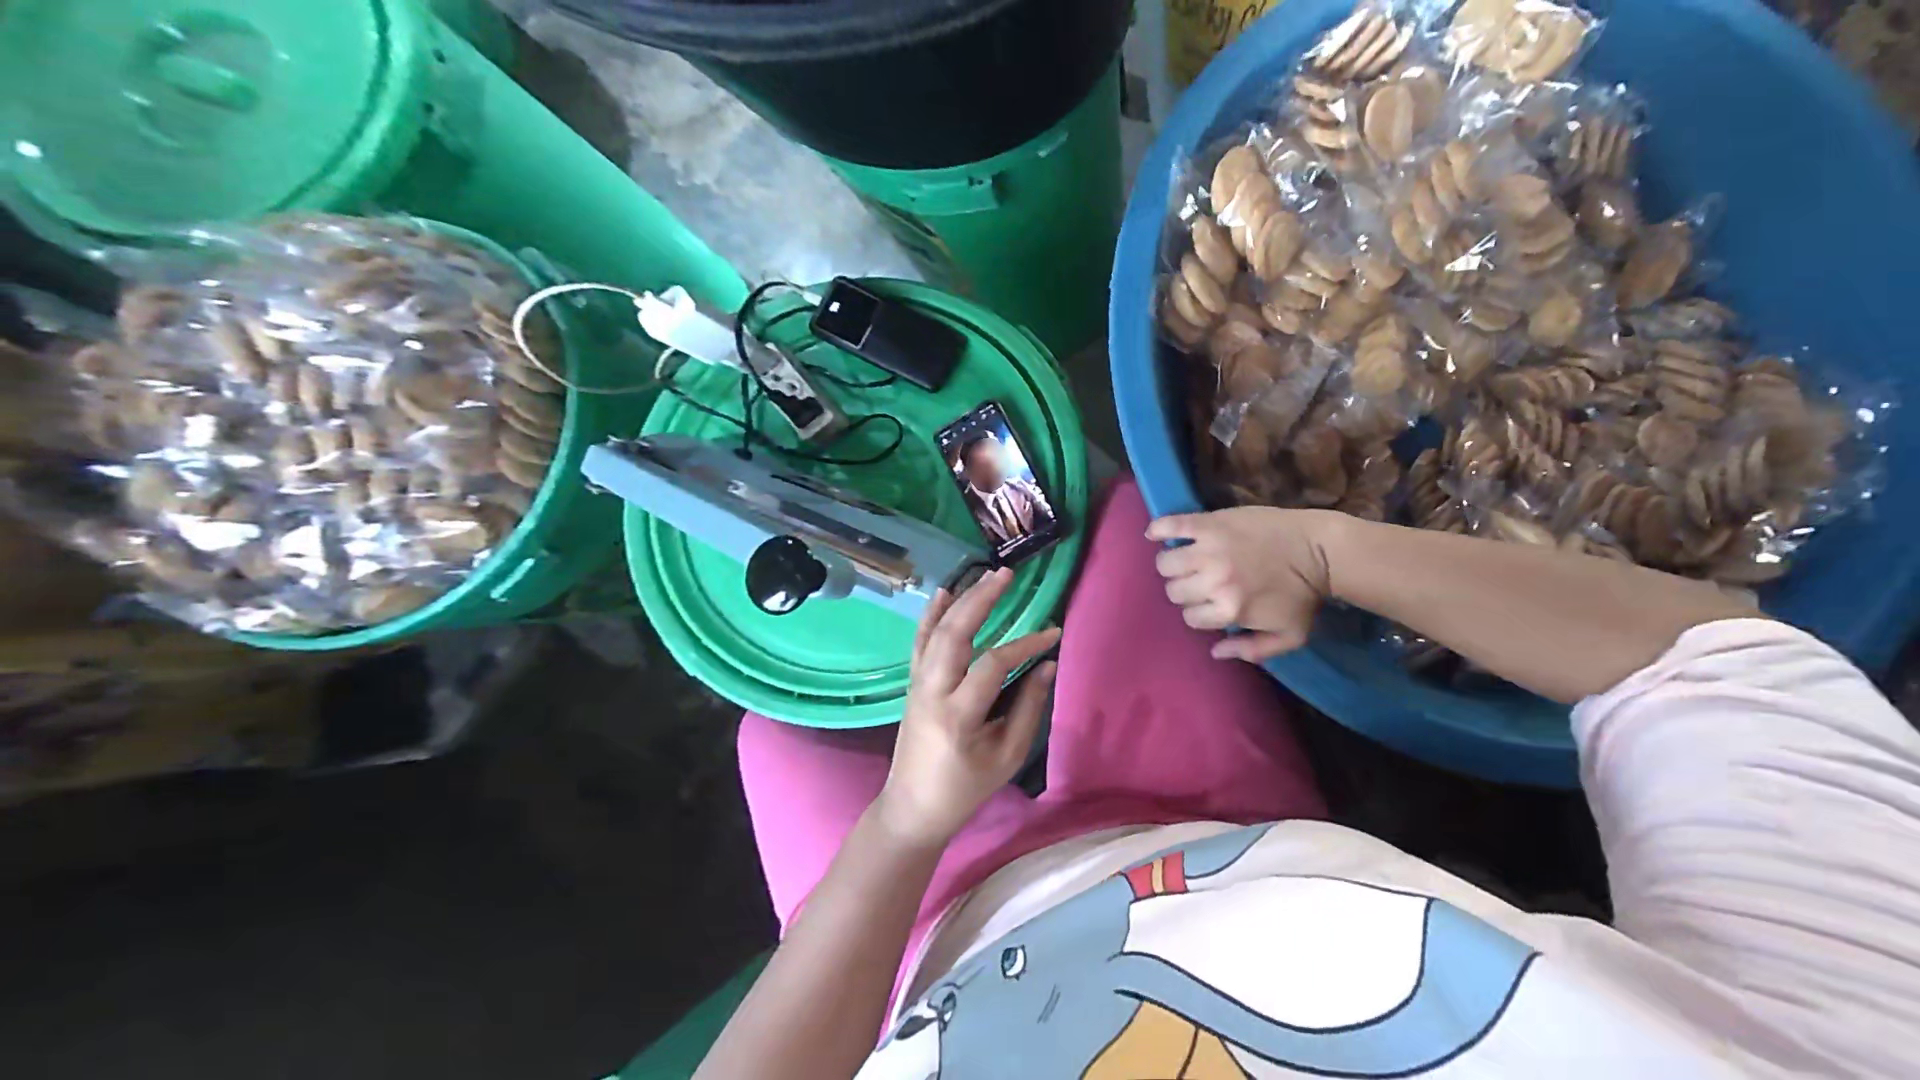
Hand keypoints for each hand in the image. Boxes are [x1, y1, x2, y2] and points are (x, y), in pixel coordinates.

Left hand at [874, 568, 1060, 848]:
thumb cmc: (965, 788)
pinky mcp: (913, 683)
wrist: (914, 806)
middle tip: (1006, 574)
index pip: (993, 664)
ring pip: (936, 631)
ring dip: (960, 600)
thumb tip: (1046, 664)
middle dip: (980, 599)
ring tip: (985, 575)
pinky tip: (944, 593)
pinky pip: (921, 641)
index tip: (1054, 633)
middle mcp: (932, 691)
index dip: (1025, 644)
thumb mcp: (1006, 756)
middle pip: (955, 633)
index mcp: (958, 715)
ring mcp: (918, 684)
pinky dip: (932, 615)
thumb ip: (1029, 708)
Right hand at [1148, 507, 1336, 663]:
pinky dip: (1158, 530)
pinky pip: (1171, 525)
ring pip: (1166, 563)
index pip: (1190, 616)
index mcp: (1229, 610)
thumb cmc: (1305, 594)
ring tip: (1184, 561)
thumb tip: (1215, 651)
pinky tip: (1155, 534)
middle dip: (1184, 589)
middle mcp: (1213, 582)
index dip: (1199, 611)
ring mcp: (1209, 550)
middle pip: (1174, 591)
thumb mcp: (1289, 636)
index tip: (1209, 603)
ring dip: (1172, 565)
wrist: (1322, 549)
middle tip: (1199, 581)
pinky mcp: (1210, 524)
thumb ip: (1252, 650)